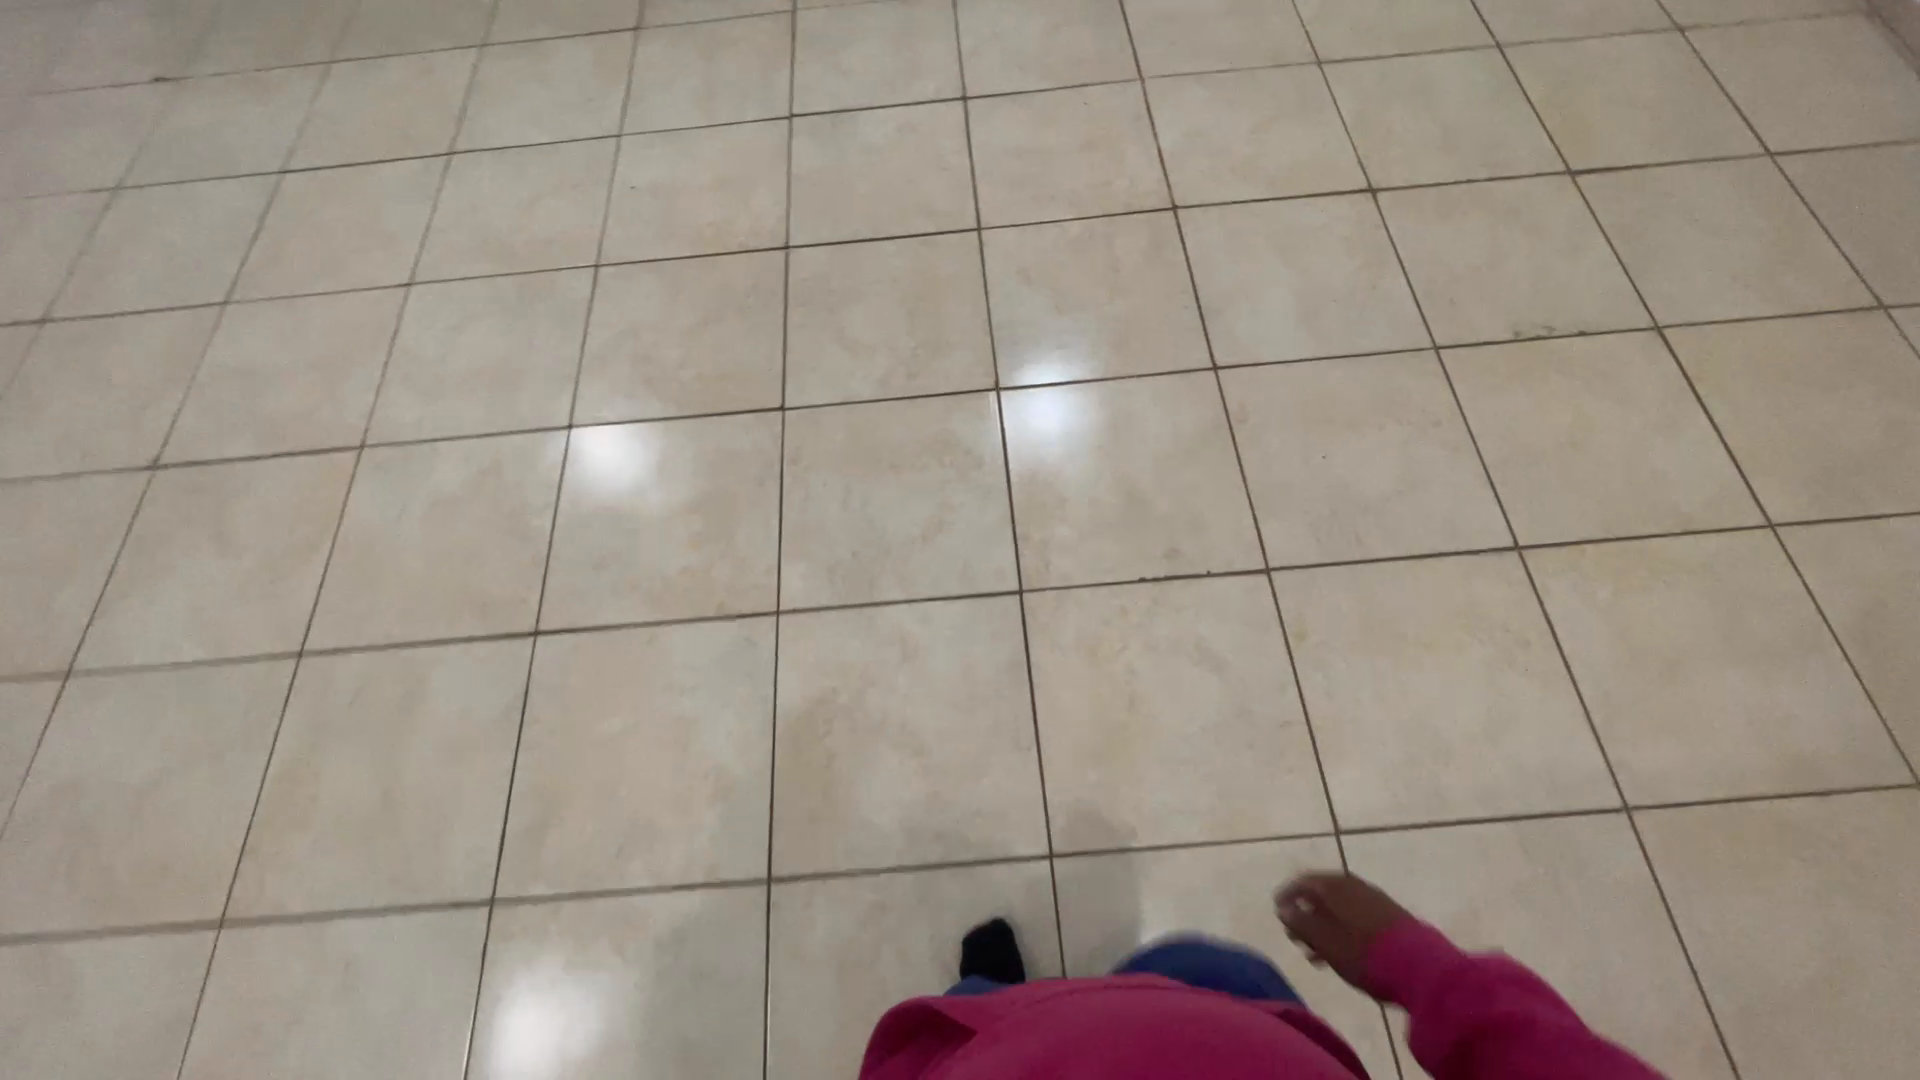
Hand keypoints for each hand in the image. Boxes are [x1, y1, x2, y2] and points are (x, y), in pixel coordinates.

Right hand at [1274, 872, 1411, 995]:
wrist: (1426, 971)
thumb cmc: (1365, 955)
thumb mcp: (1326, 942)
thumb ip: (1301, 923)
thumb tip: (1284, 908)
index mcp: (1334, 886)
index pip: (1301, 882)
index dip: (1286, 896)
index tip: (1277, 913)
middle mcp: (1353, 885)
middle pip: (1321, 894)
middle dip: (1305, 913)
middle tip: (1296, 936)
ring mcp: (1375, 899)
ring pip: (1339, 907)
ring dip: (1324, 925)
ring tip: (1317, 951)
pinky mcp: (1391, 915)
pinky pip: (1356, 916)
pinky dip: (1343, 928)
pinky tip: (1343, 950)